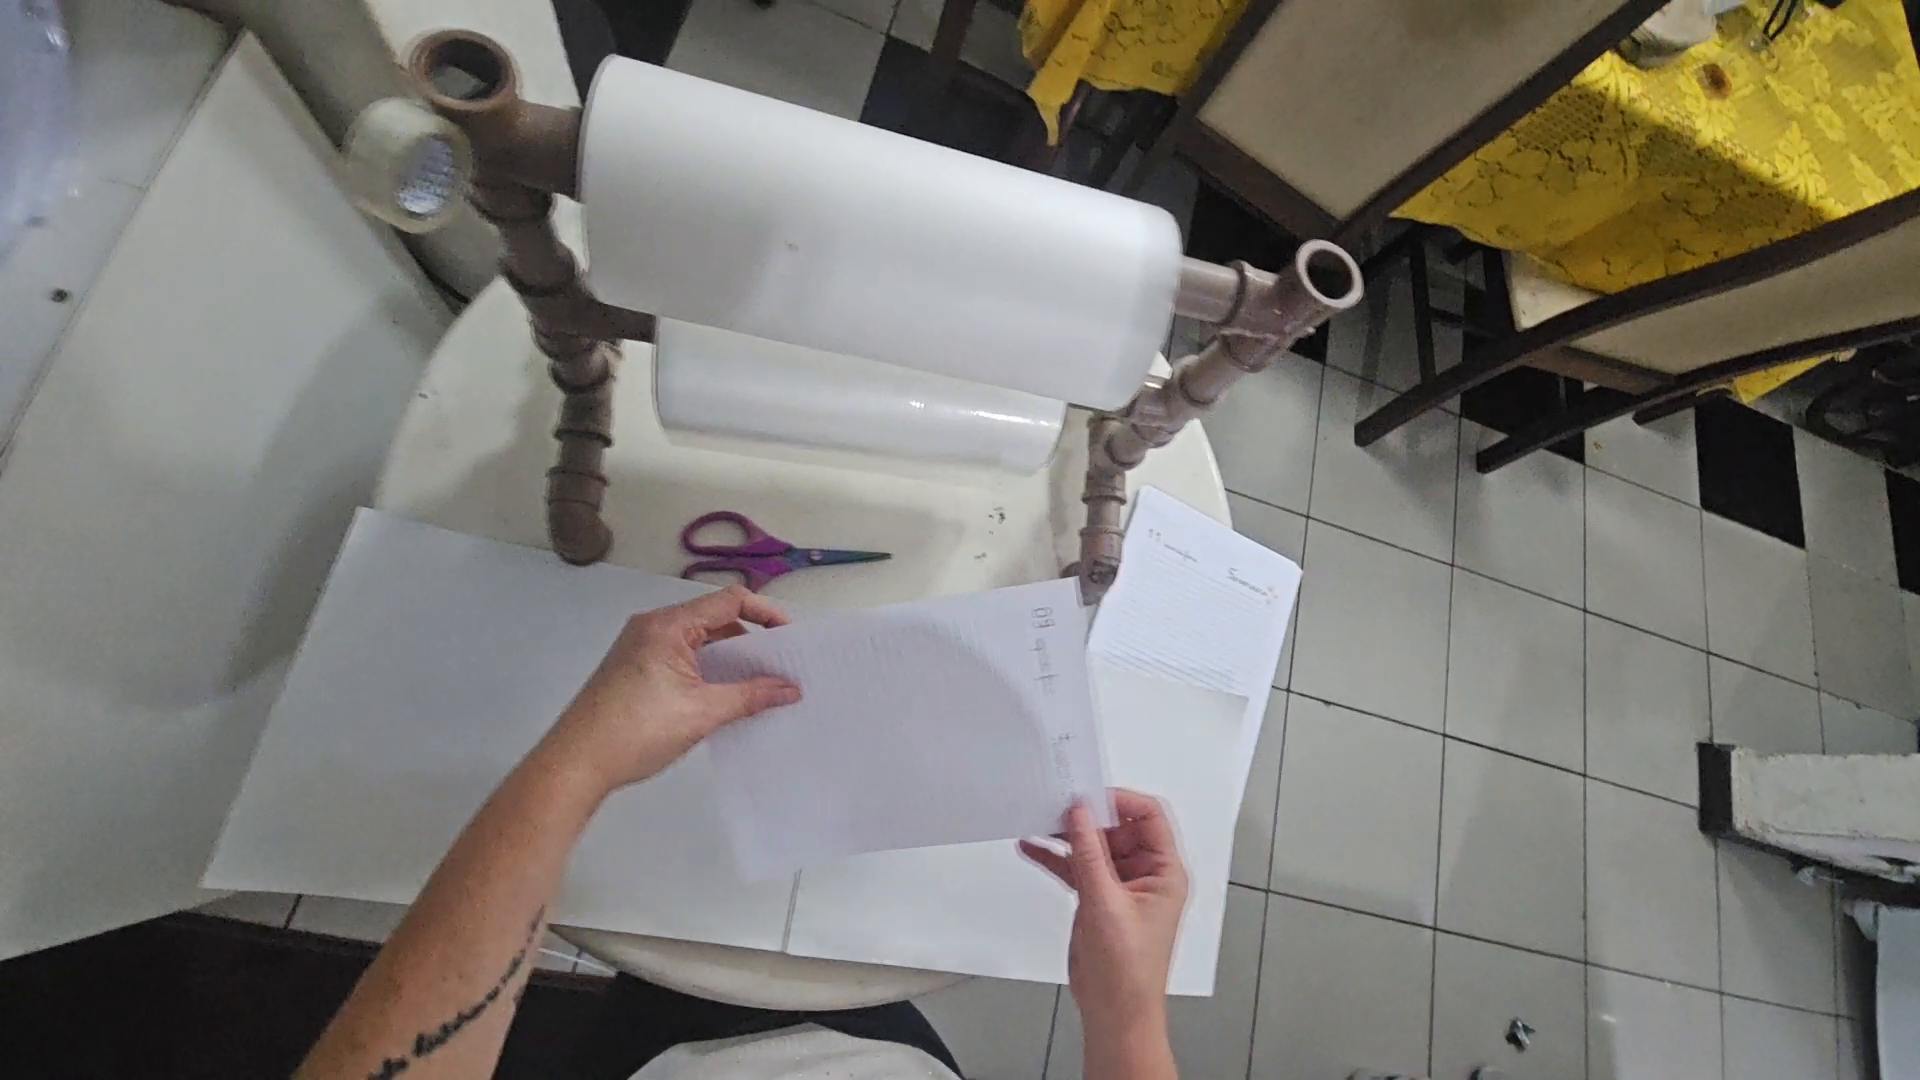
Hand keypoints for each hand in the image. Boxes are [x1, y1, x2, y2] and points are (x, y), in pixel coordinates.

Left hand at [542, 585, 800, 795]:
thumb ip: (751, 696)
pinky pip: (683, 654)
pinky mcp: (635, 667)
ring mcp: (641, 646)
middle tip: (780, 663)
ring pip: (699, 638)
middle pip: (715, 617)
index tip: (790, 638)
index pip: (729, 601)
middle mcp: (653, 626)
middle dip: (751, 638)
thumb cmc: (635, 732)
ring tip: (759, 681)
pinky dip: (708, 667)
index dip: (766, 614)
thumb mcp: (702, 712)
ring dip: (730, 656)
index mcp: (668, 625)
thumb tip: (791, 690)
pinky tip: (726, 692)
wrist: (573, 766)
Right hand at [1019, 790, 1188, 1036]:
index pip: (1149, 816)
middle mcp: (1144, 872)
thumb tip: (1078, 809)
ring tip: (1038, 817)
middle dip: (1087, 815)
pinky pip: (1076, 865)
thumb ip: (1090, 853)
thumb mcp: (1105, 903)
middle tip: (1056, 802)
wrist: (1114, 1015)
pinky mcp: (1097, 896)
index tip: (1088, 796)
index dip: (1121, 801)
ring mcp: (1119, 883)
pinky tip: (1031, 846)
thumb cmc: (1126, 968)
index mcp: (1163, 871)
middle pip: (1117, 826)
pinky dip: (1055, 856)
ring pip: (1093, 844)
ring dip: (1066, 834)